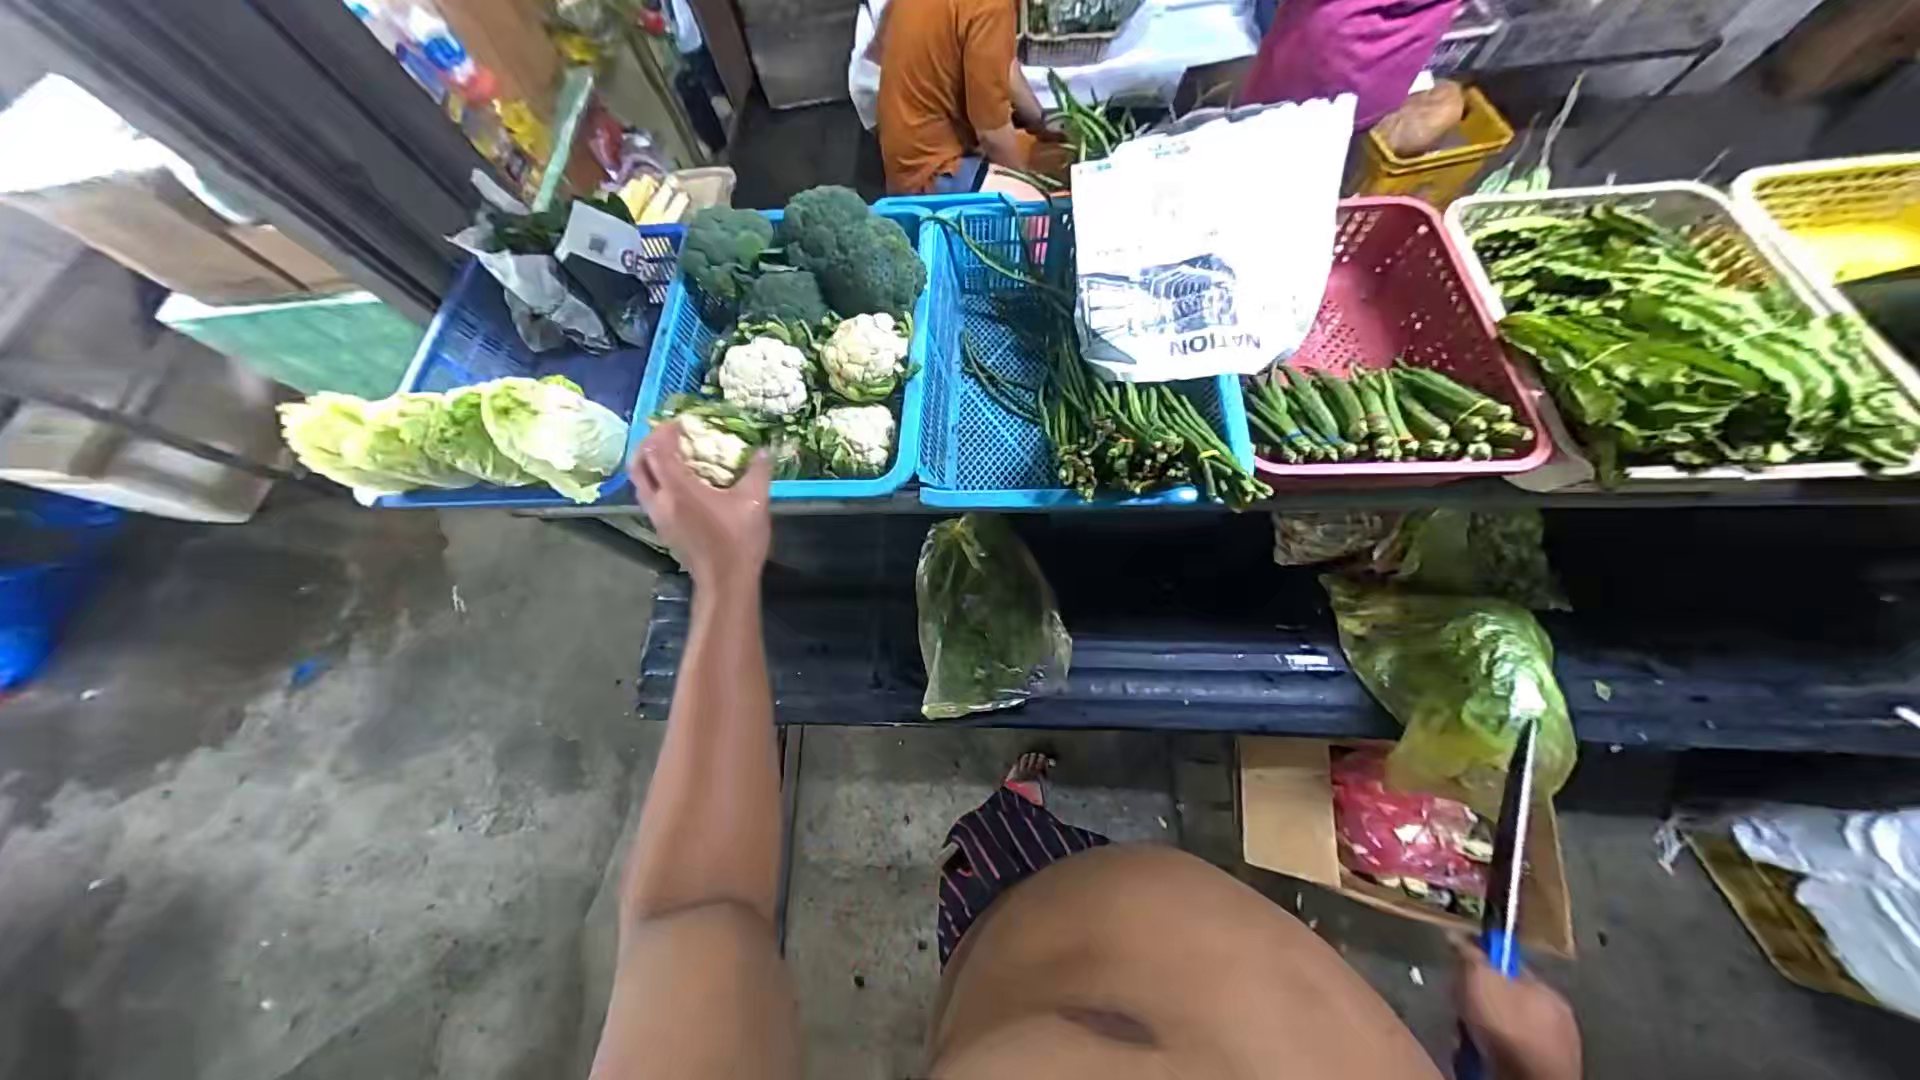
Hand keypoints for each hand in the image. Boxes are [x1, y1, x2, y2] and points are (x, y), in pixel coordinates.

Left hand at [630, 423, 771, 594]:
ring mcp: (658, 517)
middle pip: (638, 464)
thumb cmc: (739, 540)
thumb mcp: (756, 500)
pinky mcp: (663, 529)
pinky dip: (657, 481)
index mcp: (679, 490)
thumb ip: (758, 471)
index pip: (657, 450)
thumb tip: (763, 450)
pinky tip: (679, 483)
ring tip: (673, 456)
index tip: (682, 424)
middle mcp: (660, 501)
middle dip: (649, 444)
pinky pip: (649, 496)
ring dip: (650, 464)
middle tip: (670, 436)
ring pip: (640, 482)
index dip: (665, 432)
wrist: (726, 581)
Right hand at [1453, 936, 1581, 1079]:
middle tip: (1459, 1000)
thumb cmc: (1506, 1025)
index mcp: (1547, 990)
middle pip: (1502, 993)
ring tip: (1465, 1029)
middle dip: (1476, 995)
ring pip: (1502, 1020)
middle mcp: (1557, 1017)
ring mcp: (1554, 1048)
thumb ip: (1468, 953)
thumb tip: (1456, 935)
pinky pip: (1507, 1045)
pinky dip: (1490, 1044)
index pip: (1506, 963)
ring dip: (1480, 1021)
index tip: (1457, 963)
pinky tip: (1478, 1048)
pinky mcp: (1543, 1070)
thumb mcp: (1478, 978)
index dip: (1479, 959)